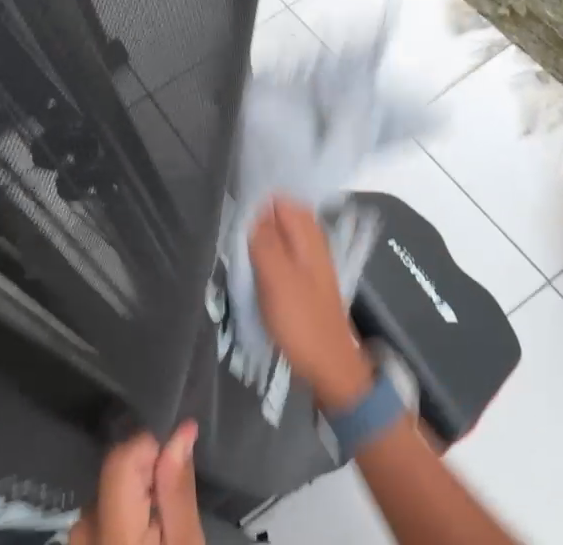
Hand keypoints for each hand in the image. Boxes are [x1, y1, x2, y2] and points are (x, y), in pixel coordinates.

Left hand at [68, 422, 202, 544]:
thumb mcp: (186, 544)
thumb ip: (178, 492)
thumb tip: (182, 429)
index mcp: (110, 528)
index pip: (123, 455)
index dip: (153, 446)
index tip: (177, 456)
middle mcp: (82, 524)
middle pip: (118, 468)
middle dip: (148, 472)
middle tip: (172, 504)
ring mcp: (75, 532)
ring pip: (112, 485)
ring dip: (137, 492)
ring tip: (158, 519)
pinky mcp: (78, 537)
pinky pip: (103, 505)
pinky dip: (123, 509)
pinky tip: (140, 531)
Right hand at [249, 199, 372, 410]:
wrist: (329, 365)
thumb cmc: (300, 321)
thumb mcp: (276, 278)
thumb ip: (264, 240)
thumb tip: (253, 209)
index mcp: (308, 235)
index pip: (280, 198)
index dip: (257, 201)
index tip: (234, 214)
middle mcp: (313, 241)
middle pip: (282, 214)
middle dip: (258, 218)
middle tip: (235, 235)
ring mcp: (311, 261)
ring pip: (281, 235)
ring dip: (261, 238)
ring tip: (240, 251)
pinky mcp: (306, 280)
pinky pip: (283, 254)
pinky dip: (268, 256)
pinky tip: (255, 270)